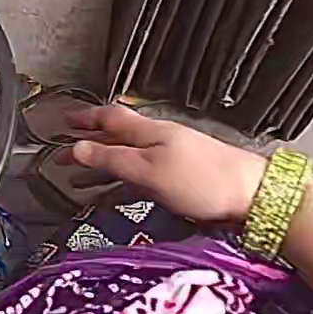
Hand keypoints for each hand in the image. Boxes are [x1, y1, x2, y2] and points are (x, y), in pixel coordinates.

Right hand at [64, 105, 268, 223]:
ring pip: (125, 159)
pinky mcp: (177, 180)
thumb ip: (111, 160)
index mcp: (148, 132)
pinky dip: (119, 184)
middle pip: (114, 138)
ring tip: (77, 179)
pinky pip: (138, 177)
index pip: (109, 118)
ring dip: (100, 167)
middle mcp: (156, 140)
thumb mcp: (148, 170)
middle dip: (87, 146)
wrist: (251, 196)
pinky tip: (112, 196)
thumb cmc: (200, 180)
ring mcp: (168, 159)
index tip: (63, 121)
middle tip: (61, 156)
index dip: (85, 119)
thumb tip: (76, 148)